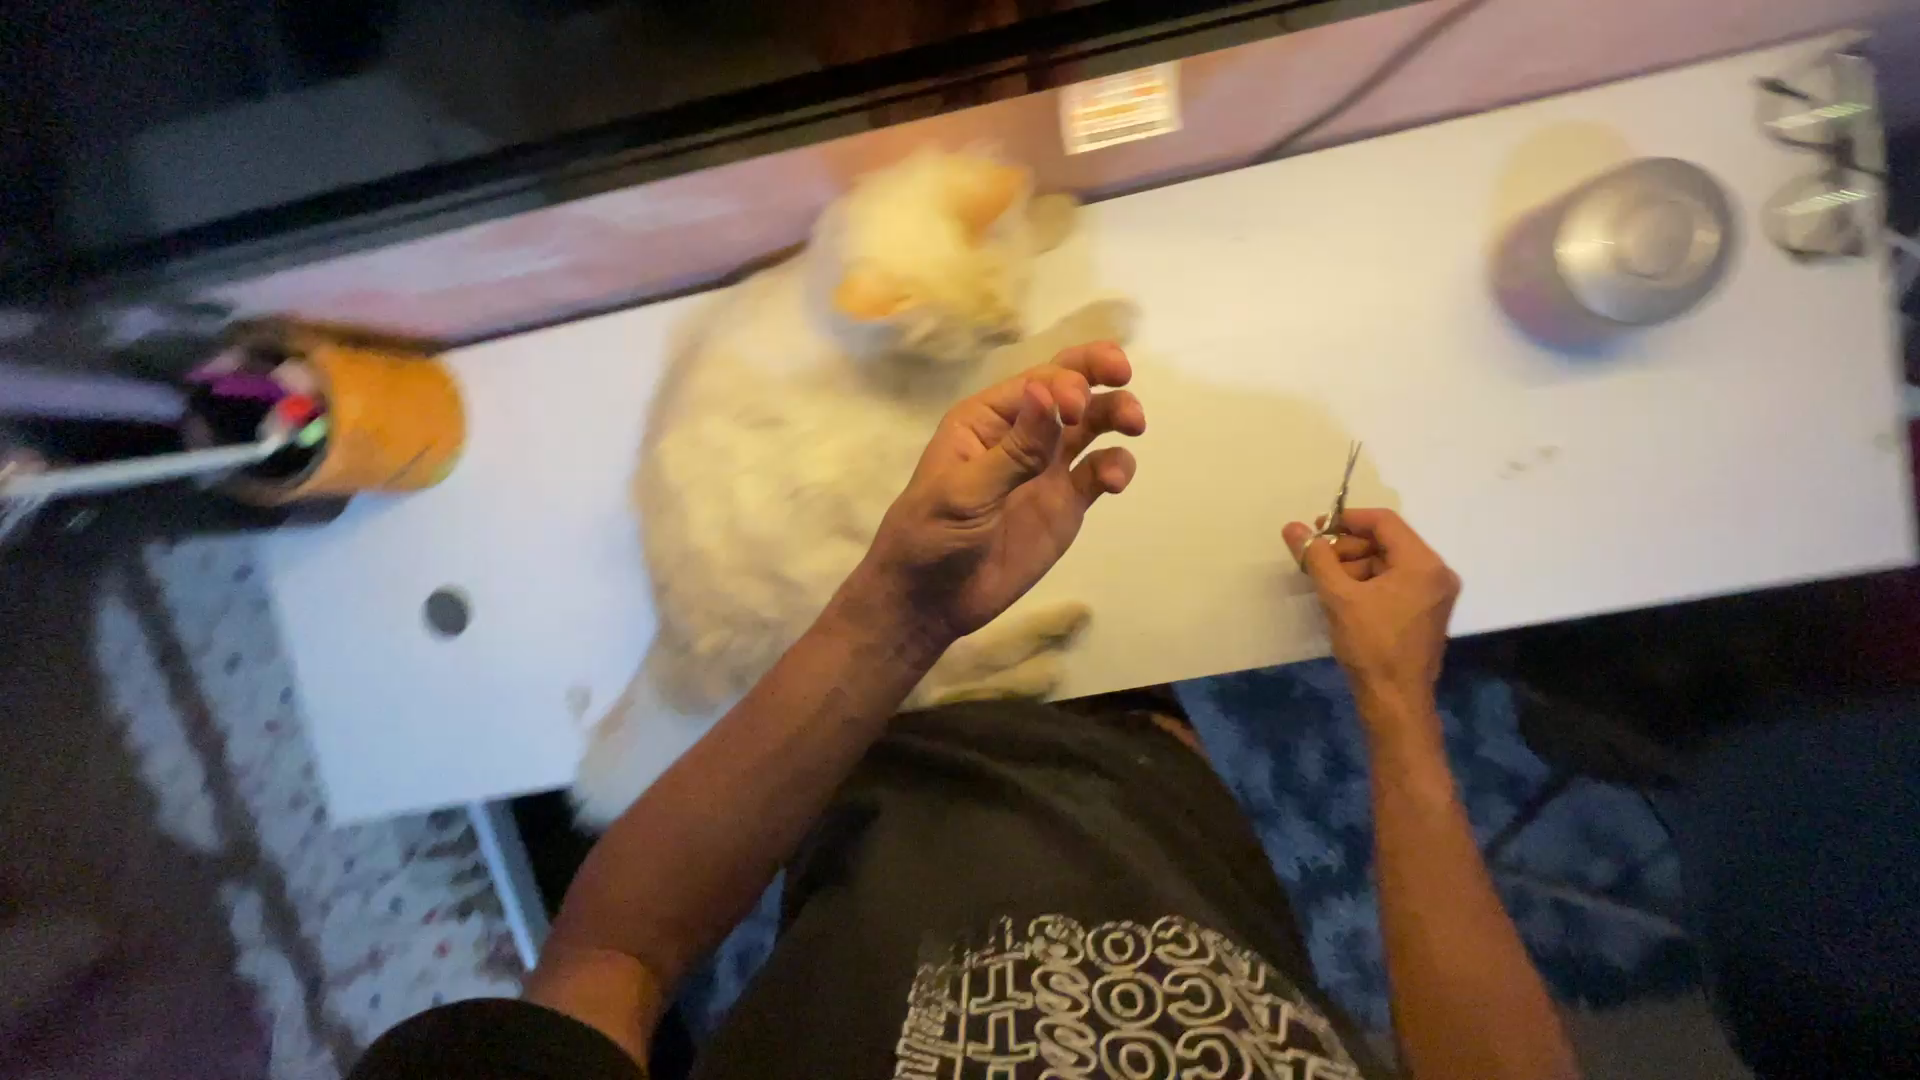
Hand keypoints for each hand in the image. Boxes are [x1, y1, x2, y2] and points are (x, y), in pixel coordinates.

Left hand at [855, 342, 1145, 644]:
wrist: (931, 600)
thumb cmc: (931, 536)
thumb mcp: (965, 493)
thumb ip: (1013, 450)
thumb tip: (1046, 391)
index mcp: (986, 421)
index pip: (1036, 382)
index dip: (1064, 381)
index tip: (1075, 407)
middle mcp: (1021, 435)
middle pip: (1069, 387)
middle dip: (1098, 373)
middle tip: (1124, 375)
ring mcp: (1047, 469)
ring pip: (1091, 425)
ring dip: (1116, 413)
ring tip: (1135, 424)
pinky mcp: (1066, 504)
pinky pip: (1099, 472)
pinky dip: (1115, 466)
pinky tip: (1115, 480)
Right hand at [1283, 508, 1459, 716]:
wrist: (1395, 698)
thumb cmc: (1370, 644)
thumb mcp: (1338, 596)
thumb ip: (1316, 557)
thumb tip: (1293, 528)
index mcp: (1422, 564)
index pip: (1384, 522)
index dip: (1347, 520)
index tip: (1316, 529)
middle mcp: (1436, 572)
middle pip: (1387, 541)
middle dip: (1348, 547)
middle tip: (1315, 561)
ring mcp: (1434, 593)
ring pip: (1388, 562)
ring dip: (1354, 565)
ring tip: (1324, 582)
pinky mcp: (1425, 610)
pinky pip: (1394, 581)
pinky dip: (1367, 581)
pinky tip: (1342, 596)